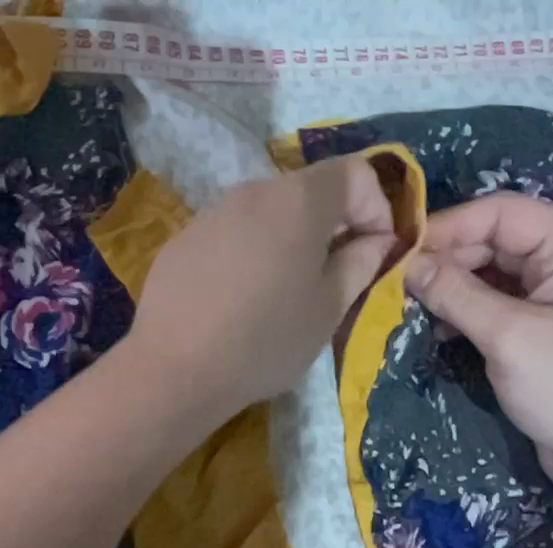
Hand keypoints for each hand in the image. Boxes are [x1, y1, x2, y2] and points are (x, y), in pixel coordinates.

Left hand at [125, 154, 397, 413]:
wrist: (175, 370)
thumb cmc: (265, 342)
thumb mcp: (327, 310)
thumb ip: (359, 265)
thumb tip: (375, 241)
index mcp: (300, 200)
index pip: (356, 173)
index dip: (377, 208)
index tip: (376, 254)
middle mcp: (254, 191)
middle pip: (308, 192)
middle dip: (332, 225)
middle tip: (335, 278)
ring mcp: (212, 213)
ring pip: (266, 215)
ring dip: (288, 242)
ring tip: (284, 295)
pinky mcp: (182, 240)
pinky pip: (231, 237)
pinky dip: (249, 256)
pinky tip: (239, 303)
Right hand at [404, 192, 552, 494]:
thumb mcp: (509, 336)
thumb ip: (457, 294)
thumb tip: (408, 264)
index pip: (502, 212)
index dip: (450, 226)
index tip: (402, 253)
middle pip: (496, 241)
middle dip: (448, 258)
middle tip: (400, 286)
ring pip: (493, 275)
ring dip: (454, 288)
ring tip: (415, 309)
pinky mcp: (545, 333)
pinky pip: (499, 306)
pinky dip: (467, 313)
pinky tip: (442, 332)